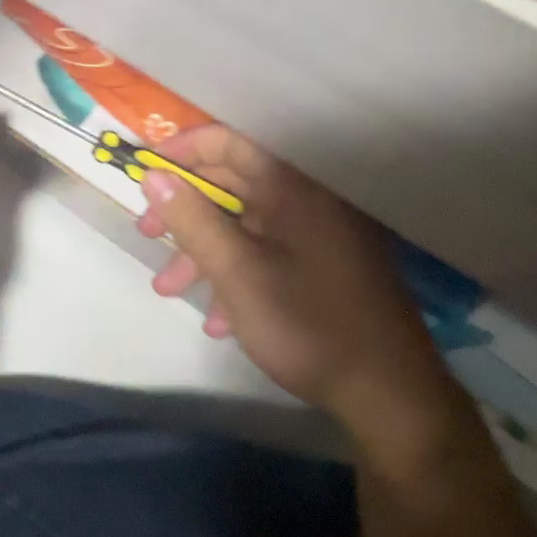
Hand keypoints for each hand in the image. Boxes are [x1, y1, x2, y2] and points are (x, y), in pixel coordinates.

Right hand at [136, 124, 451, 428]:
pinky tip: (220, 319)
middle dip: (184, 210)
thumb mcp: (235, 271)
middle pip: (232, 182)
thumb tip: (153, 175)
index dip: (180, 151)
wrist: (392, 396)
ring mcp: (323, 232)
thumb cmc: (306, 322)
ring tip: (169, 289)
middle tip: (146, 235)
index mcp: (290, 186)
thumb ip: (190, 218)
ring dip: (204, 250)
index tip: (145, 175)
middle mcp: (309, 198)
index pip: (227, 140)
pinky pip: (272, 251)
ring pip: (247, 223)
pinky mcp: (330, 265)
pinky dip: (239, 271)